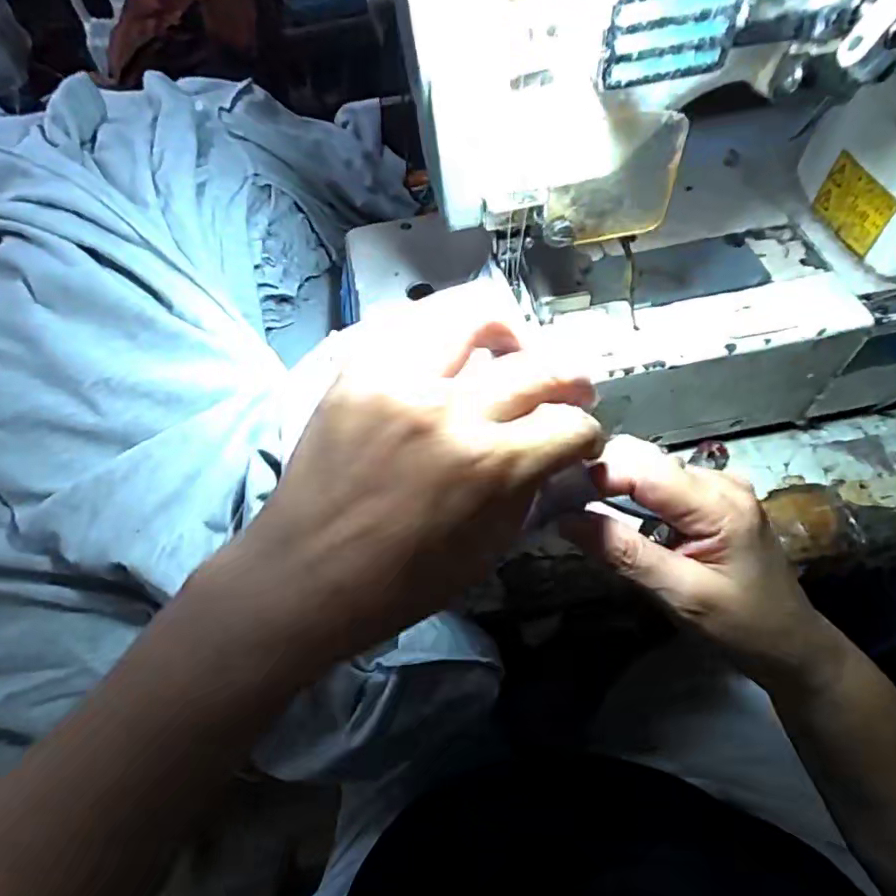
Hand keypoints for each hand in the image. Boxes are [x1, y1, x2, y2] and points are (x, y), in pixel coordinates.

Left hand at [208, 296, 605, 666]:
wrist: (308, 575)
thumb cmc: (403, 582)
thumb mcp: (488, 550)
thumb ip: (531, 493)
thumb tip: (557, 457)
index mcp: (491, 466)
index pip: (569, 425)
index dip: (587, 434)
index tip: (581, 441)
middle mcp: (452, 410)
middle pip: (540, 366)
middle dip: (573, 380)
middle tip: (571, 393)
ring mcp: (400, 381)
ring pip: (477, 313)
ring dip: (514, 332)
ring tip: (516, 351)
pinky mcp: (358, 370)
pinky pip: (415, 322)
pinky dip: (449, 328)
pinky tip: (457, 350)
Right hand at [562, 436, 851, 689]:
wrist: (790, 644)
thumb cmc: (742, 626)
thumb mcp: (681, 595)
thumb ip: (625, 554)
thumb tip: (567, 520)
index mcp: (719, 502)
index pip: (644, 470)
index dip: (596, 475)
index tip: (553, 491)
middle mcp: (720, 482)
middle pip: (646, 460)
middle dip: (600, 476)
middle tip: (559, 502)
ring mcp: (719, 488)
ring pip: (651, 469)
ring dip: (613, 485)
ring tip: (577, 508)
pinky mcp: (713, 501)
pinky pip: (663, 485)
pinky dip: (633, 496)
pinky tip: (612, 516)